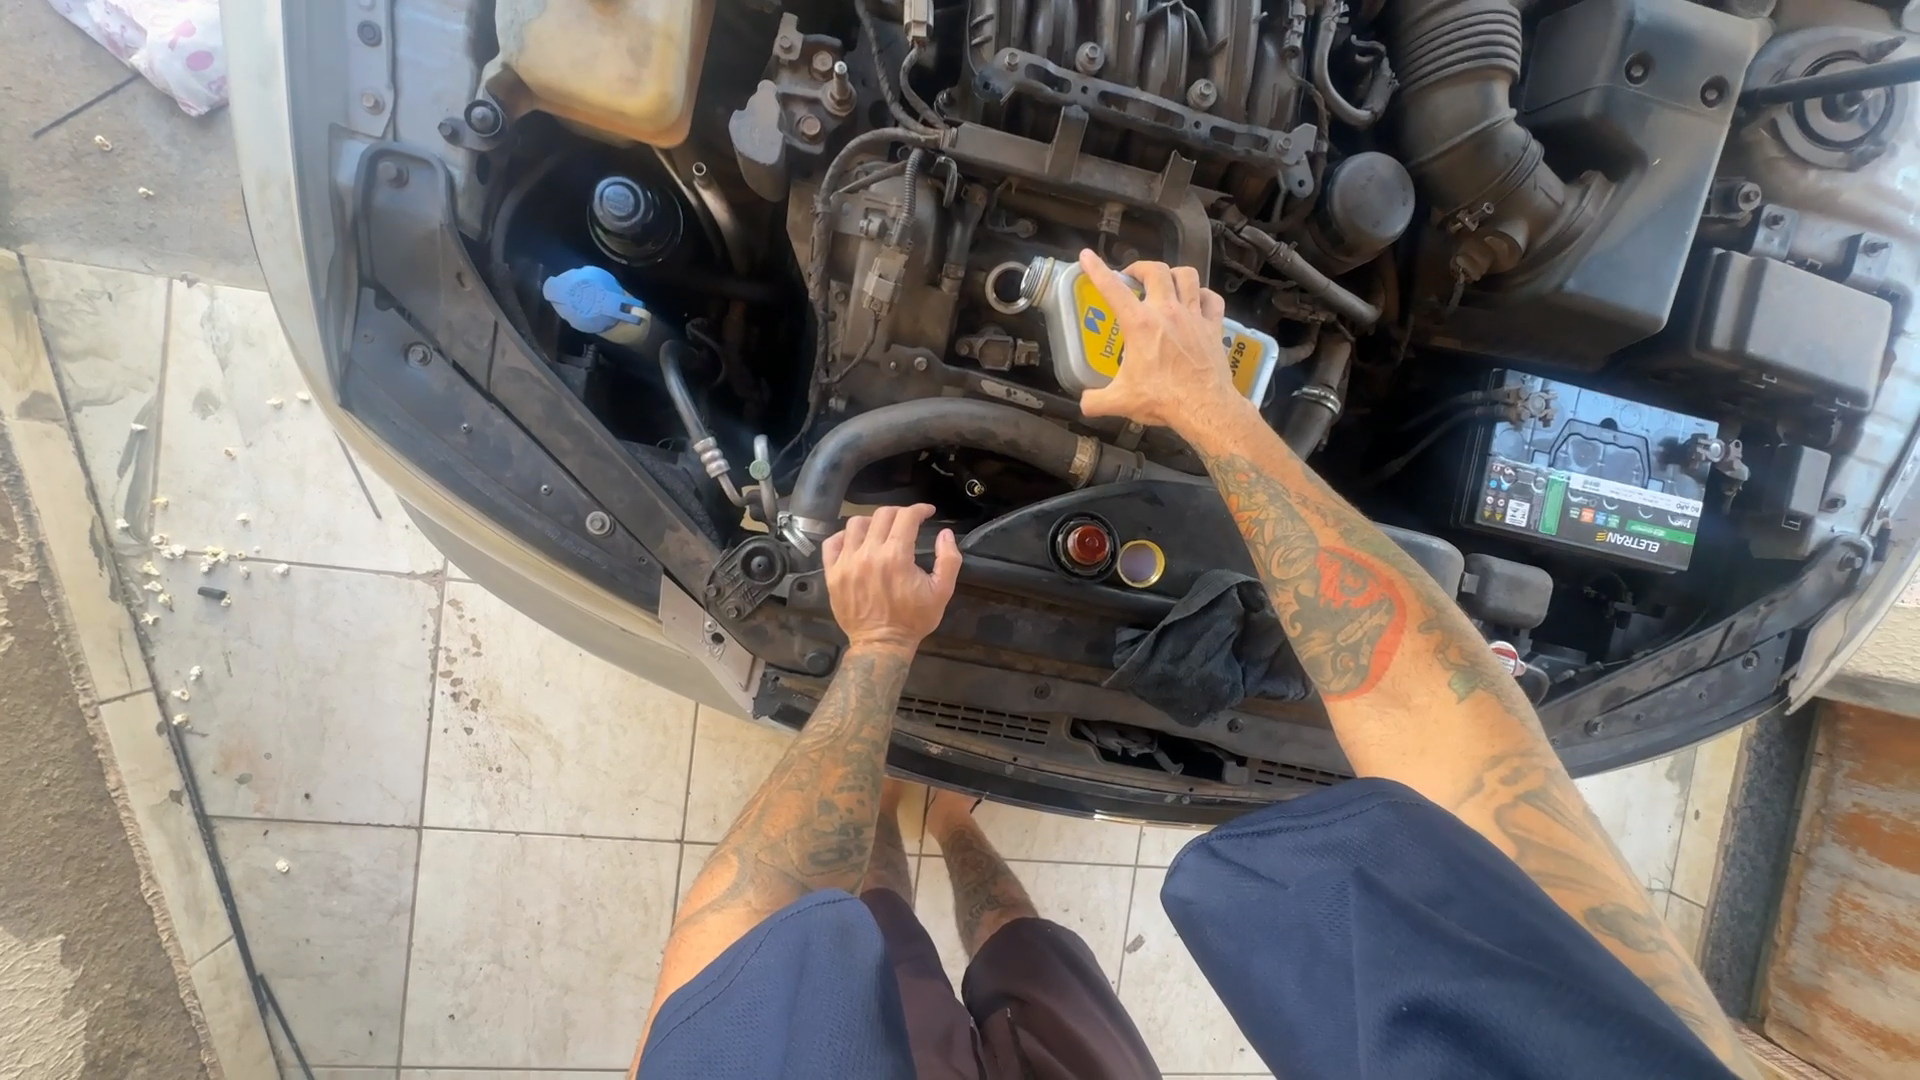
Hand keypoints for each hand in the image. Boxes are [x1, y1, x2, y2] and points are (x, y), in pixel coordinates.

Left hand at [822, 503, 961, 652]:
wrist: (881, 644)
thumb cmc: (913, 620)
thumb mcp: (942, 592)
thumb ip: (948, 559)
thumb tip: (945, 533)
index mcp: (896, 557)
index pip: (906, 517)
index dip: (920, 509)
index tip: (927, 512)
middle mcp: (869, 554)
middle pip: (881, 515)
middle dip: (899, 513)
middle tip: (908, 521)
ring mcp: (847, 563)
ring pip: (855, 524)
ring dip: (872, 521)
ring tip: (881, 530)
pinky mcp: (832, 573)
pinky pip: (832, 542)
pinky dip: (844, 536)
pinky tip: (856, 542)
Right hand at [1076, 249, 1248, 434]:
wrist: (1203, 407)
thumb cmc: (1161, 399)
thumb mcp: (1119, 401)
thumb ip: (1095, 401)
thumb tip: (1084, 403)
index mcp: (1140, 324)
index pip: (1113, 290)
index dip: (1097, 270)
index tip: (1087, 256)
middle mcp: (1167, 311)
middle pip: (1156, 271)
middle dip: (1140, 267)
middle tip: (1132, 277)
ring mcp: (1193, 316)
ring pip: (1187, 275)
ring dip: (1173, 273)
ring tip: (1165, 282)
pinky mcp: (1213, 326)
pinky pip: (1211, 298)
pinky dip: (1202, 294)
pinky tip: (1196, 300)